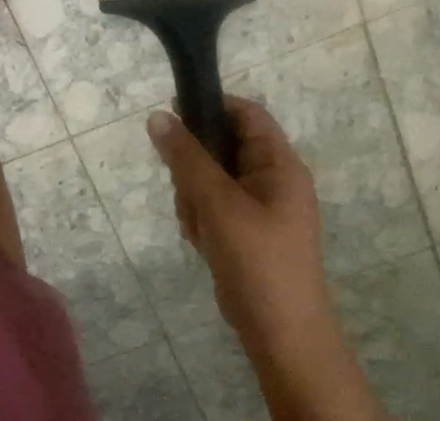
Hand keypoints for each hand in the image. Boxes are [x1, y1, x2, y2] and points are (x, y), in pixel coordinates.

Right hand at [147, 98, 334, 352]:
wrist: (282, 335)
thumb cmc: (257, 259)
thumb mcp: (217, 202)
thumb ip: (186, 157)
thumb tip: (157, 116)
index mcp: (280, 165)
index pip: (246, 114)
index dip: (211, 104)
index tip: (173, 111)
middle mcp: (273, 180)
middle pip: (222, 145)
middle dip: (194, 164)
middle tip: (182, 186)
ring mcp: (259, 207)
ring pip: (210, 177)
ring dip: (192, 194)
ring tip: (195, 223)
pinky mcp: (245, 230)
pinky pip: (212, 204)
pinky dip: (199, 215)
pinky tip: (199, 239)